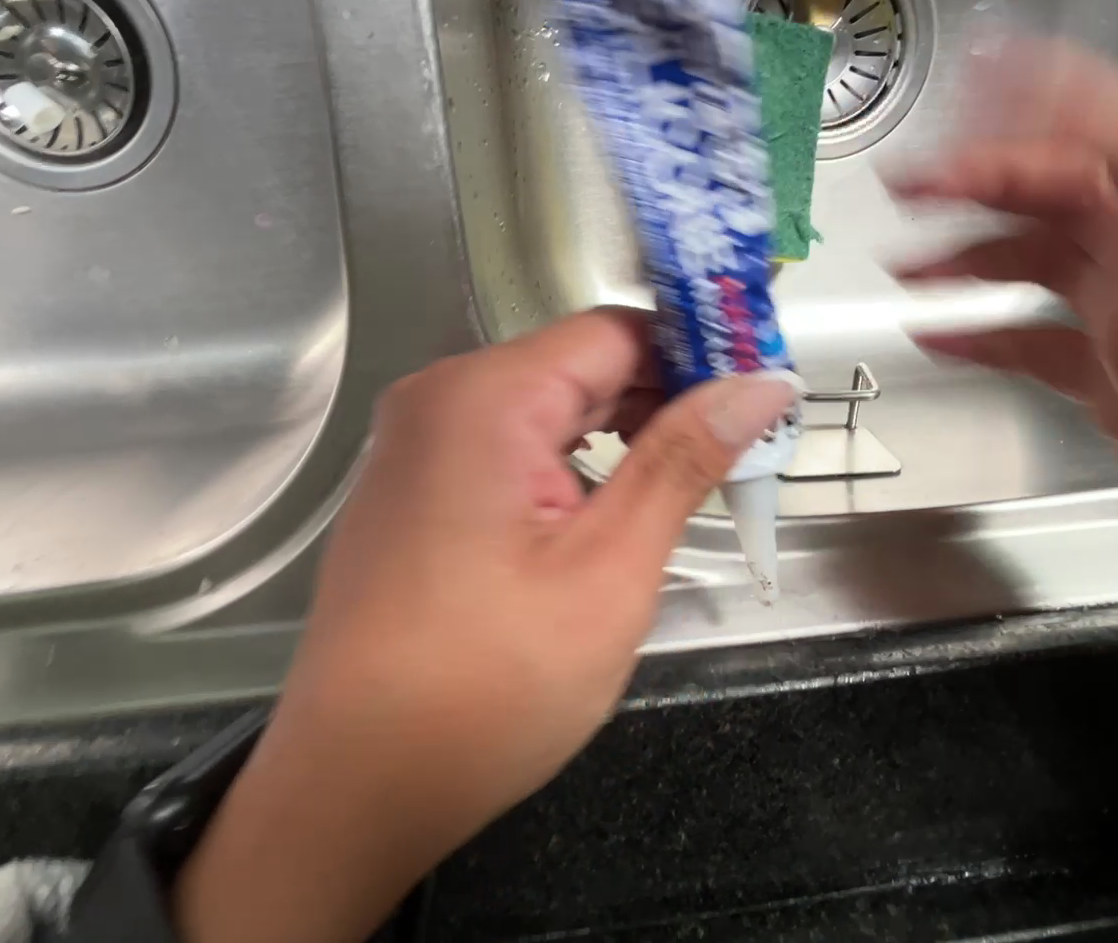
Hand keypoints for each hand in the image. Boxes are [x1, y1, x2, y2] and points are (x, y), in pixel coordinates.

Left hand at [174, 309, 796, 942]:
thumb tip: (759, 386)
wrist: (357, 786)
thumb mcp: (610, 568)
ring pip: (548, 407)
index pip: (616, 331)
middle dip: (665, 397)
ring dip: (622, 433)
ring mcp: (419, 444)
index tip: (760, 394)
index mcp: (484, 397)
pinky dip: (572, 462)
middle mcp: (440, 399)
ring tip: (691, 478)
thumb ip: (684, 460)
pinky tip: (611, 503)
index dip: (698, 353)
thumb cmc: (490, 684)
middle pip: (579, 364)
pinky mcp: (416, 488)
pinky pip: (511, 445)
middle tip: (741, 445)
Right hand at [895, 40, 1117, 855]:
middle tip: (912, 184)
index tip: (986, 83)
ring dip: (983, 254)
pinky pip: (1059, 341)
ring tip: (910, 262)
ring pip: (1065, 266)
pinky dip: (997, 332)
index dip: (1070, 102)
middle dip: (996, 177)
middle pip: (1094, 200)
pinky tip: (948, 337)